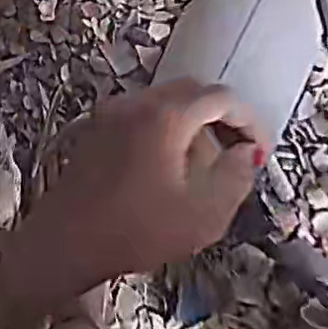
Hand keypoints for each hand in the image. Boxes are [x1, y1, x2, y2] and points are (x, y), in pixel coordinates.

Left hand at [0, 80, 265, 310]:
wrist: (67, 237)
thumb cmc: (137, 228)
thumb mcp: (203, 213)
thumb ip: (235, 176)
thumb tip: (247, 152)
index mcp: (164, 116)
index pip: (219, 96)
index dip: (249, 120)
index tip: (260, 150)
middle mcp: (135, 102)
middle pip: (190, 91)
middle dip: (220, 117)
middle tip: (238, 154)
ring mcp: (111, 111)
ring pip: (164, 101)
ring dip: (192, 122)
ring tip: (204, 167)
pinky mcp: (97, 126)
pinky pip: (141, 113)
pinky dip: (165, 127)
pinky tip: (169, 167)